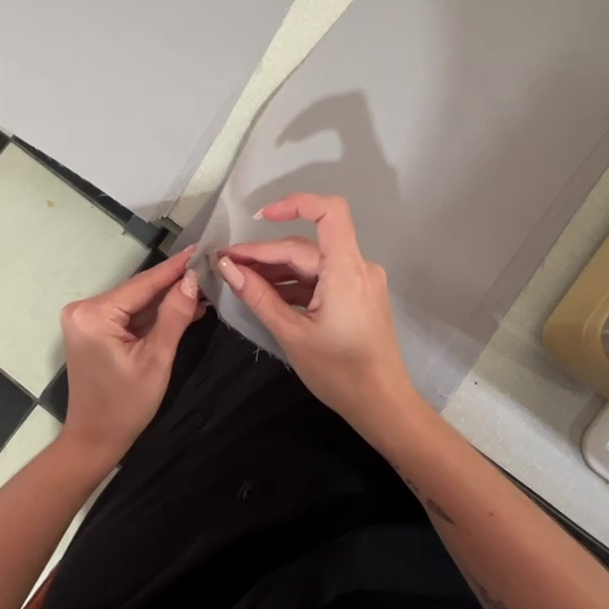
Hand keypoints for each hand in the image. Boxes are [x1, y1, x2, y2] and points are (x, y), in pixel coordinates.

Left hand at [56, 246, 204, 468]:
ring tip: (204, 291)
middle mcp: (83, 309)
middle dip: (173, 286)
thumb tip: (192, 279)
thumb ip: (174, 316)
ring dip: (165, 302)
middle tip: (209, 270)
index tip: (200, 248)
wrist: (95, 439)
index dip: (174, 268)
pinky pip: (127, 317)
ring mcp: (85, 319)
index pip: (142, 284)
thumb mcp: (156, 359)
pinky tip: (182, 309)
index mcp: (94, 314)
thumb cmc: (126, 405)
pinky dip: (152, 317)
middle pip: (138, 292)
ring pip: (135, 304)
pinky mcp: (92, 330)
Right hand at [216, 193, 415, 424]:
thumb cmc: (339, 372)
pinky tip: (264, 294)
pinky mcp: (356, 297)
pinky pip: (319, 279)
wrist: (382, 404)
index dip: (295, 204)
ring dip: (275, 269)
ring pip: (310, 263)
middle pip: (306, 245)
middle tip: (225, 264)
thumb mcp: (291, 334)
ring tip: (238, 279)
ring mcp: (358, 282)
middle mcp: (357, 268)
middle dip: (264, 253)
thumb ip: (258, 296)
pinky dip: (292, 283)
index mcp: (345, 270)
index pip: (329, 213)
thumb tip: (227, 267)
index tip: (259, 217)